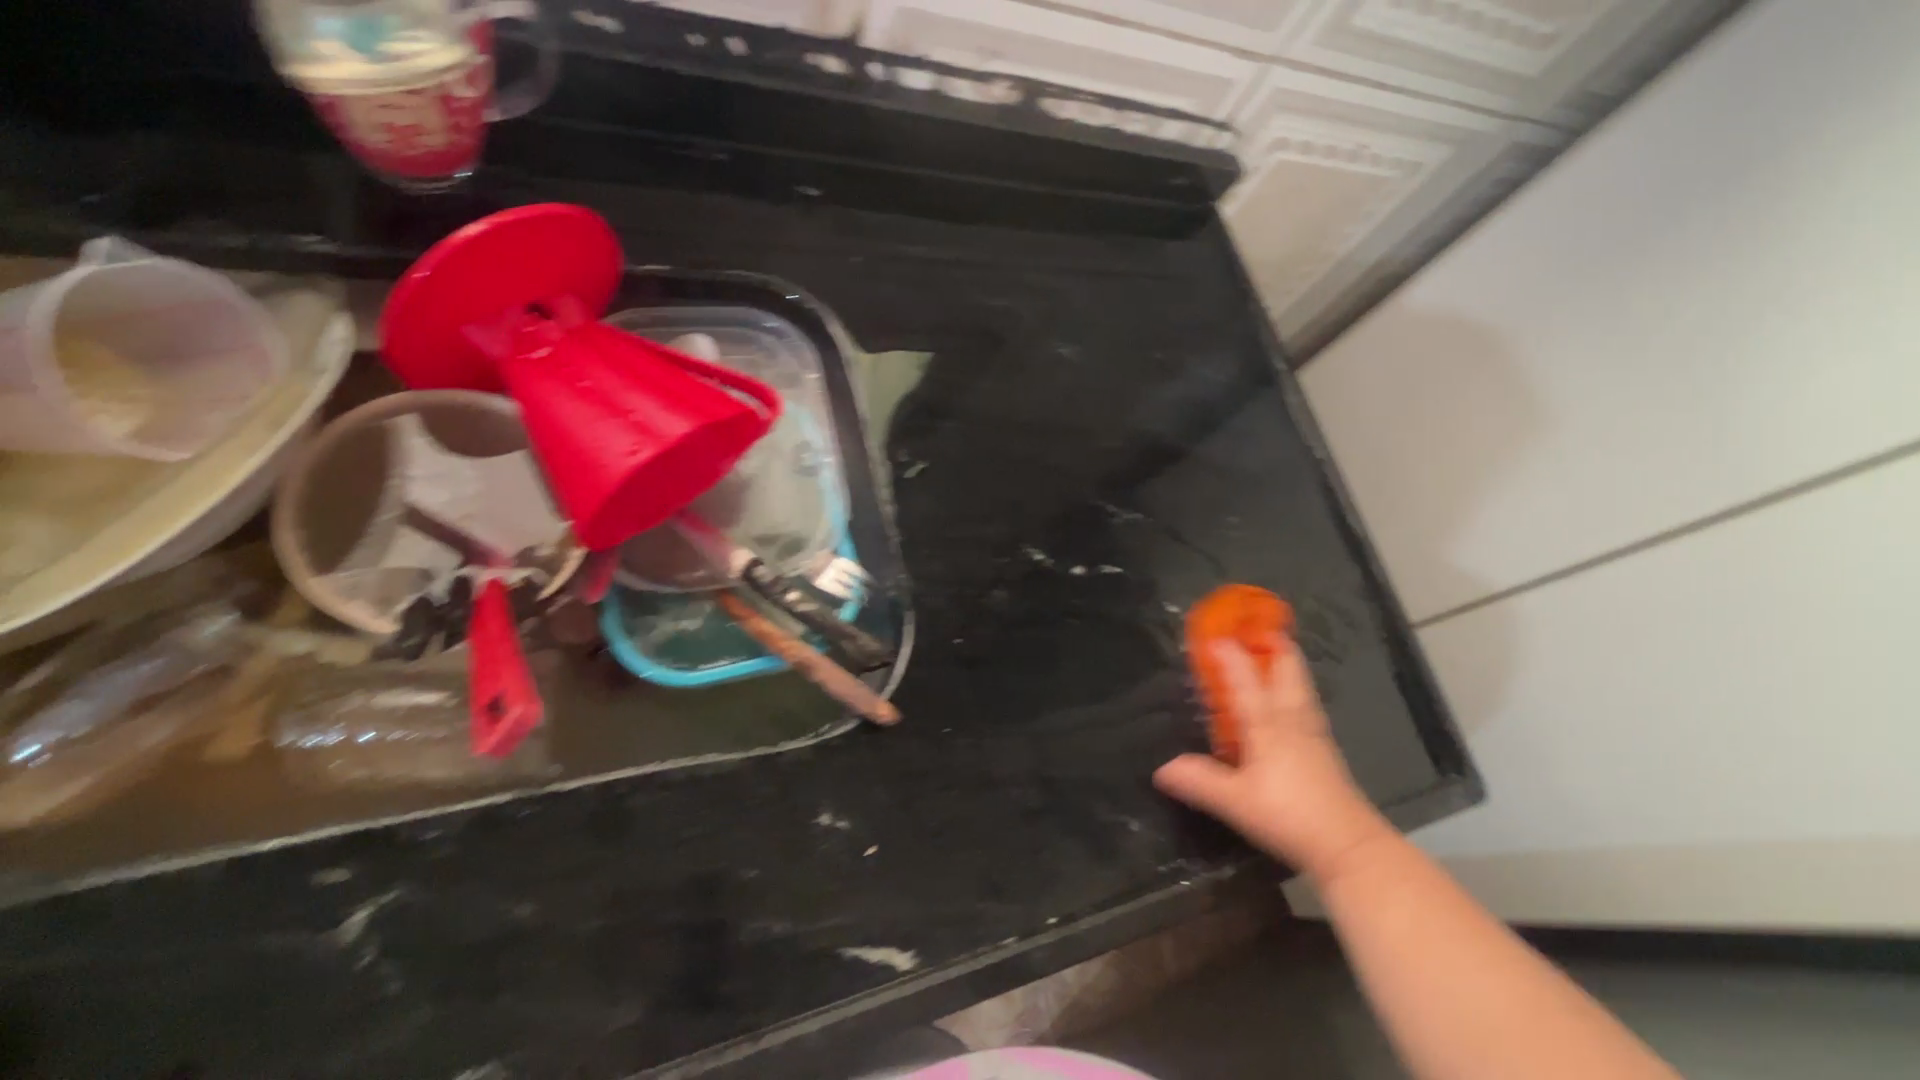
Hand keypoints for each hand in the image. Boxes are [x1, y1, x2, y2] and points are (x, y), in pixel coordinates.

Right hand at [1154, 636, 1396, 881]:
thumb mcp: (1234, 802)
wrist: (1348, 844)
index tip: (1214, 634)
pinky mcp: (1324, 751)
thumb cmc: (1288, 815)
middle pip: (1286, 670)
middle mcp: (1292, 720)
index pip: (1245, 679)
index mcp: (1267, 725)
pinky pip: (1305, 706)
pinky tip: (1289, 703)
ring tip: (1273, 652)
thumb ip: (1198, 781)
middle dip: (1272, 644)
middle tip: (1257, 628)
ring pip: (1300, 686)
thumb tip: (1162, 768)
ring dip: (1285, 664)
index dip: (1229, 654)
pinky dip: (1293, 690)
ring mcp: (1313, 734)